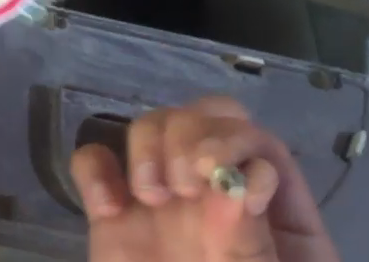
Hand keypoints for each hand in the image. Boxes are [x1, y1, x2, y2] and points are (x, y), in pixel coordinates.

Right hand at [70, 98, 339, 261]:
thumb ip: (249, 251)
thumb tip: (236, 177)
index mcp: (274, 224)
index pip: (259, 144)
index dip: (232, 140)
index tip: (210, 174)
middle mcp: (220, 202)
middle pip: (206, 119)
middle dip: (187, 133)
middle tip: (180, 183)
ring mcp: (165, 207)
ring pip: (153, 127)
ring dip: (146, 145)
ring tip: (148, 198)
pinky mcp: (114, 220)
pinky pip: (96, 159)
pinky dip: (94, 168)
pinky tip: (107, 207)